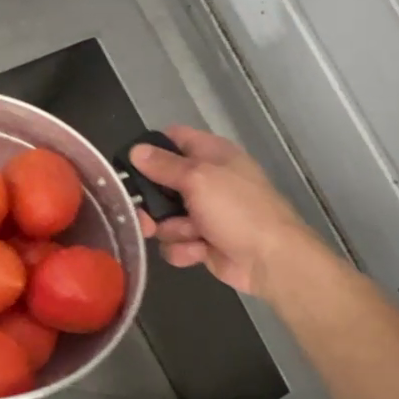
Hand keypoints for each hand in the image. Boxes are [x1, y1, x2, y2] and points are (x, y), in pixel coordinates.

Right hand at [131, 125, 327, 298]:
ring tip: (191, 235)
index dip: (151, 148)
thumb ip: (164, 165)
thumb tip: (136, 150)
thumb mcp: (198, 179)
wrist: (268, 258)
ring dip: (172, 230)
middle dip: (150, 203)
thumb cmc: (238, 210)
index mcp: (211, 154)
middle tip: (143, 215)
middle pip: (160, 184)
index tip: (130, 164)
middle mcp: (205, 181)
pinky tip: (199, 251)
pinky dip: (184, 249)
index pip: (174, 139)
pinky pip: (175, 243)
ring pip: (163, 218)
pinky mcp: (201, 241)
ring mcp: (203, 213)